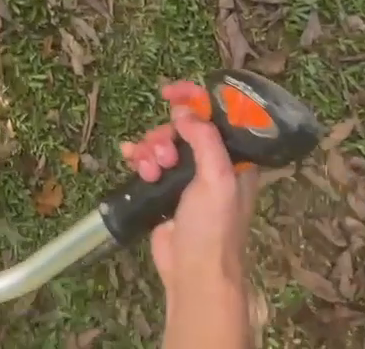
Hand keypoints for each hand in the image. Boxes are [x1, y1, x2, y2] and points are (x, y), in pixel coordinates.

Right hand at [119, 81, 258, 300]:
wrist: (194, 271)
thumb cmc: (214, 227)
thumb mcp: (217, 180)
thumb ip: (205, 140)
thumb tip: (184, 112)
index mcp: (233, 160)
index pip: (217, 116)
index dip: (195, 98)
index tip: (170, 92)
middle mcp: (211, 164)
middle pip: (181, 128)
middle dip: (165, 135)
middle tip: (163, 157)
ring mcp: (186, 176)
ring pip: (161, 142)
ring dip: (149, 150)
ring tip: (149, 170)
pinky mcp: (164, 188)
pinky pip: (147, 159)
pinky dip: (137, 156)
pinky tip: (130, 160)